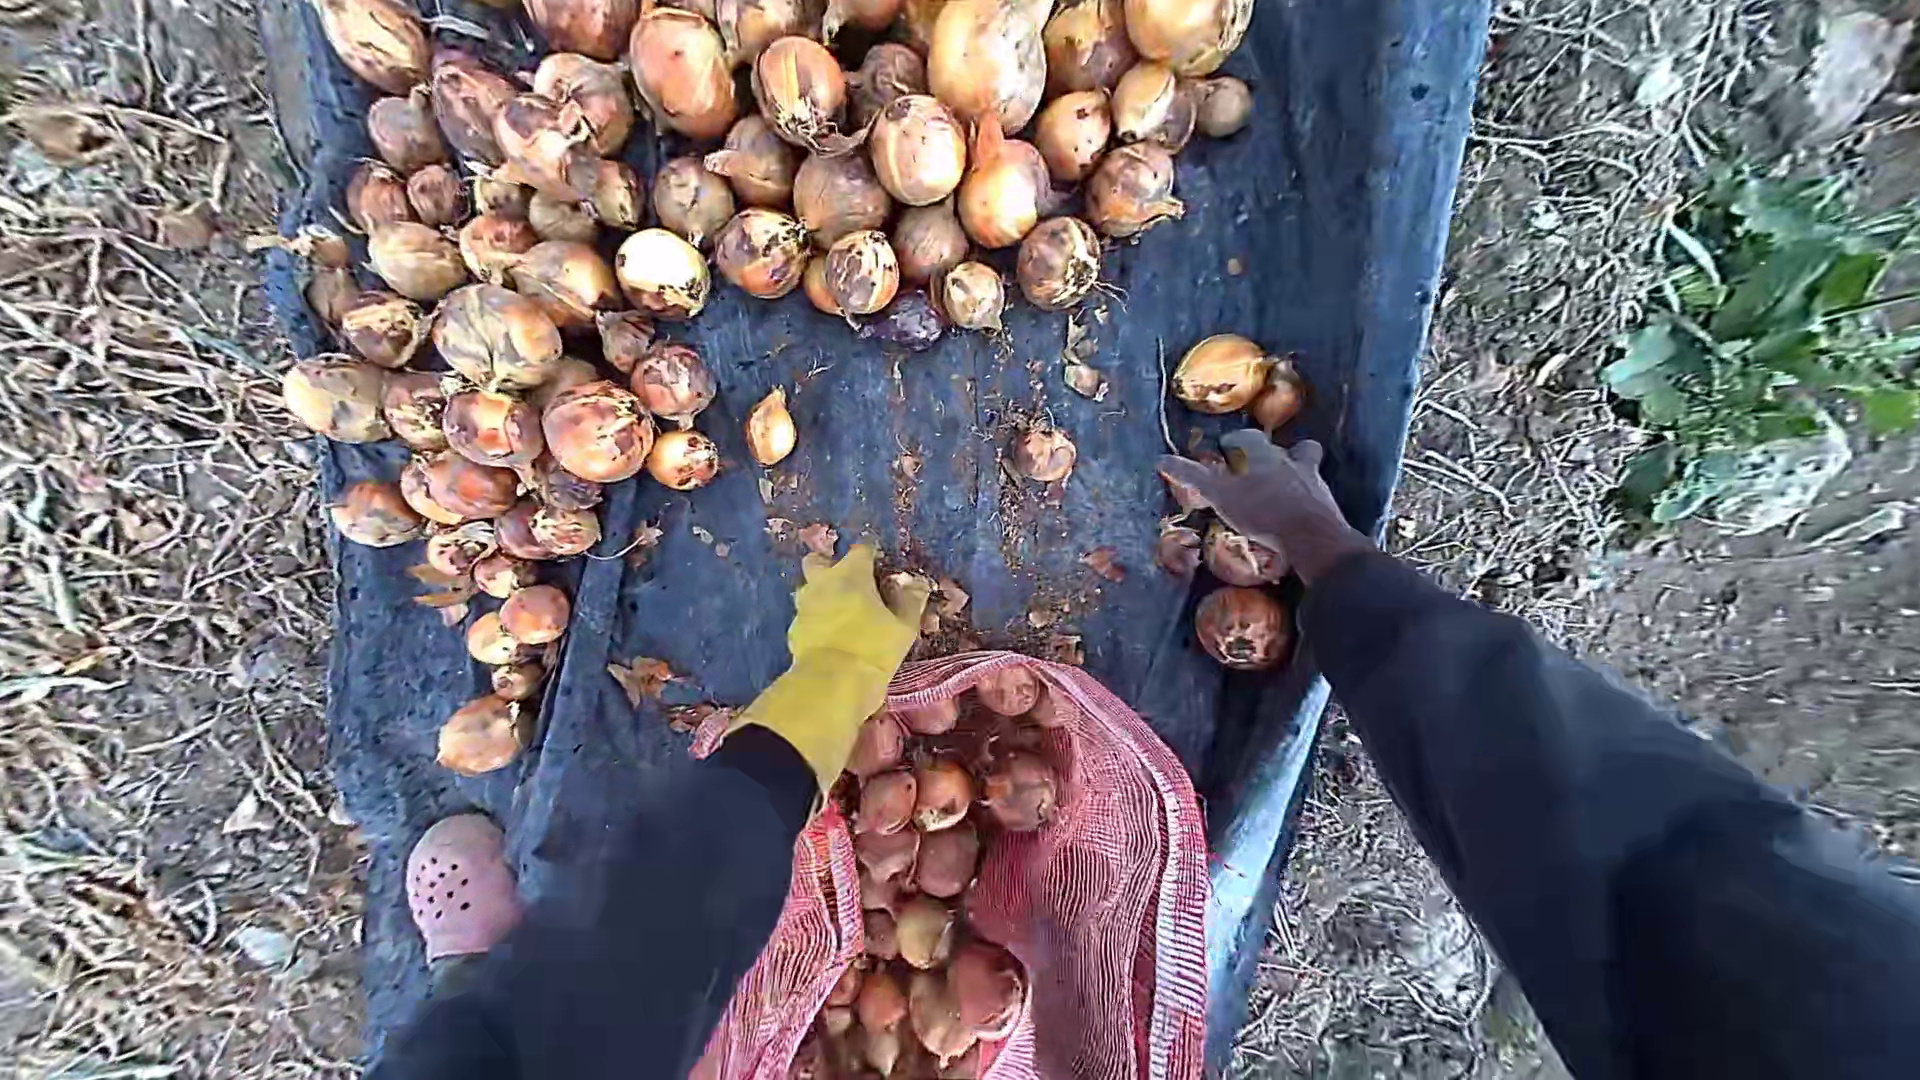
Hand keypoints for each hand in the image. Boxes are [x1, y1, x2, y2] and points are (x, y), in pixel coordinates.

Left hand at [736, 545, 928, 788]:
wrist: (833, 684)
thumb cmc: (874, 648)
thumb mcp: (904, 626)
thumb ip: (911, 601)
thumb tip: (917, 584)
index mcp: (851, 574)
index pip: (862, 550)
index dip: (872, 556)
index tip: (880, 567)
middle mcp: (822, 582)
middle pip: (819, 561)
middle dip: (830, 566)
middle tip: (850, 584)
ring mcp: (804, 606)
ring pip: (808, 588)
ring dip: (821, 594)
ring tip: (840, 612)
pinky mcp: (795, 630)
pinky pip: (806, 616)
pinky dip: (816, 620)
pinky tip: (830, 635)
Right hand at [1157, 430, 1372, 583]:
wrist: (1309, 535)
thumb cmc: (1259, 510)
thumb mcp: (1218, 493)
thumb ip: (1191, 475)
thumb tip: (1161, 459)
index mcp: (1261, 452)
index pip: (1244, 437)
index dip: (1232, 443)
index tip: (1223, 452)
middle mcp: (1288, 458)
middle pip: (1275, 447)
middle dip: (1262, 454)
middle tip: (1248, 470)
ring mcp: (1310, 478)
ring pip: (1303, 461)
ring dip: (1292, 467)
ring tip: (1279, 484)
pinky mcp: (1324, 499)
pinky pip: (1314, 489)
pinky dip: (1306, 492)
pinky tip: (1297, 505)